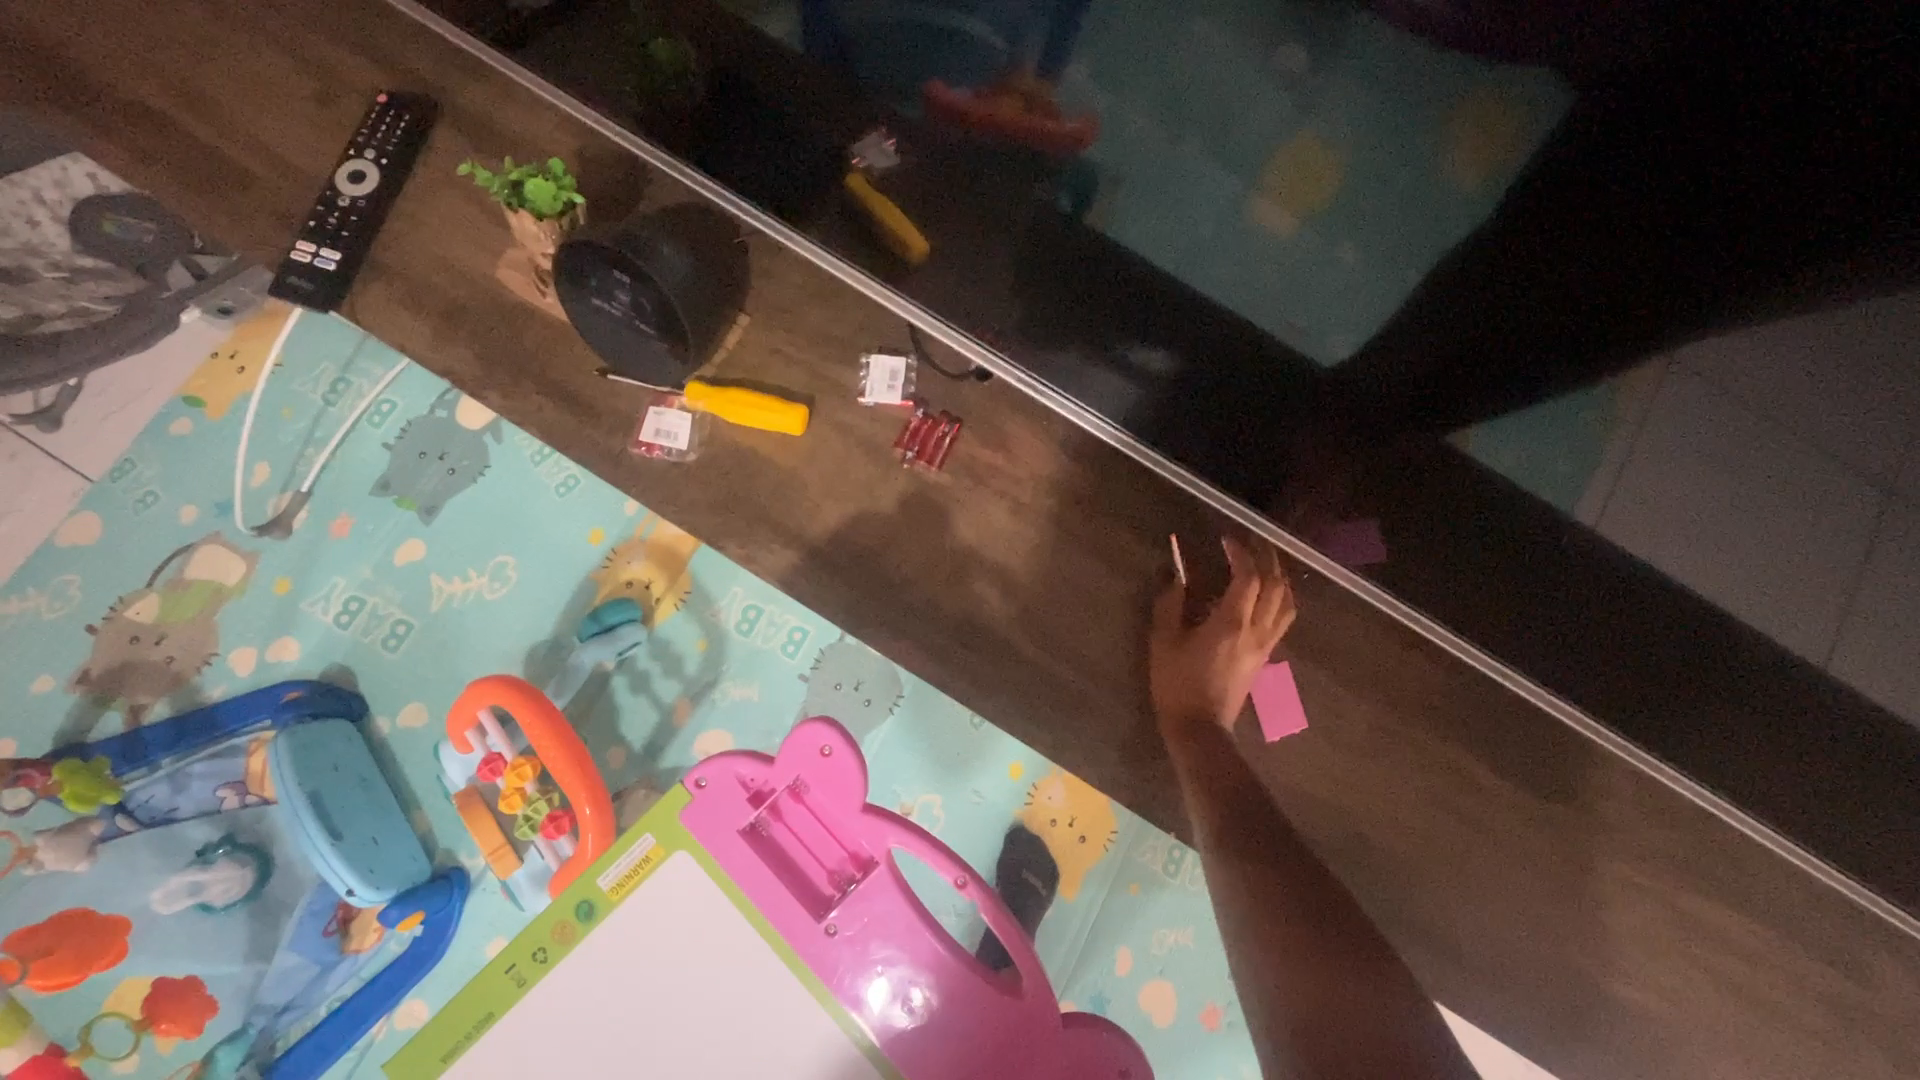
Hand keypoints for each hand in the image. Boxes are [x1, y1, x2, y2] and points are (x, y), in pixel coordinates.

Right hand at [1150, 536, 1297, 735]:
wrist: (1199, 728)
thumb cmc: (1176, 683)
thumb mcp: (1163, 640)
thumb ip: (1170, 603)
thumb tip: (1175, 574)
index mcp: (1232, 622)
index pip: (1248, 577)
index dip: (1240, 553)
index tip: (1225, 540)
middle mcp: (1256, 630)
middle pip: (1276, 586)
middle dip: (1267, 559)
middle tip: (1252, 543)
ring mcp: (1265, 645)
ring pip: (1287, 604)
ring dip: (1279, 579)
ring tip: (1265, 565)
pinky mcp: (1265, 658)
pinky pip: (1283, 620)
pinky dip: (1279, 600)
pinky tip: (1266, 598)